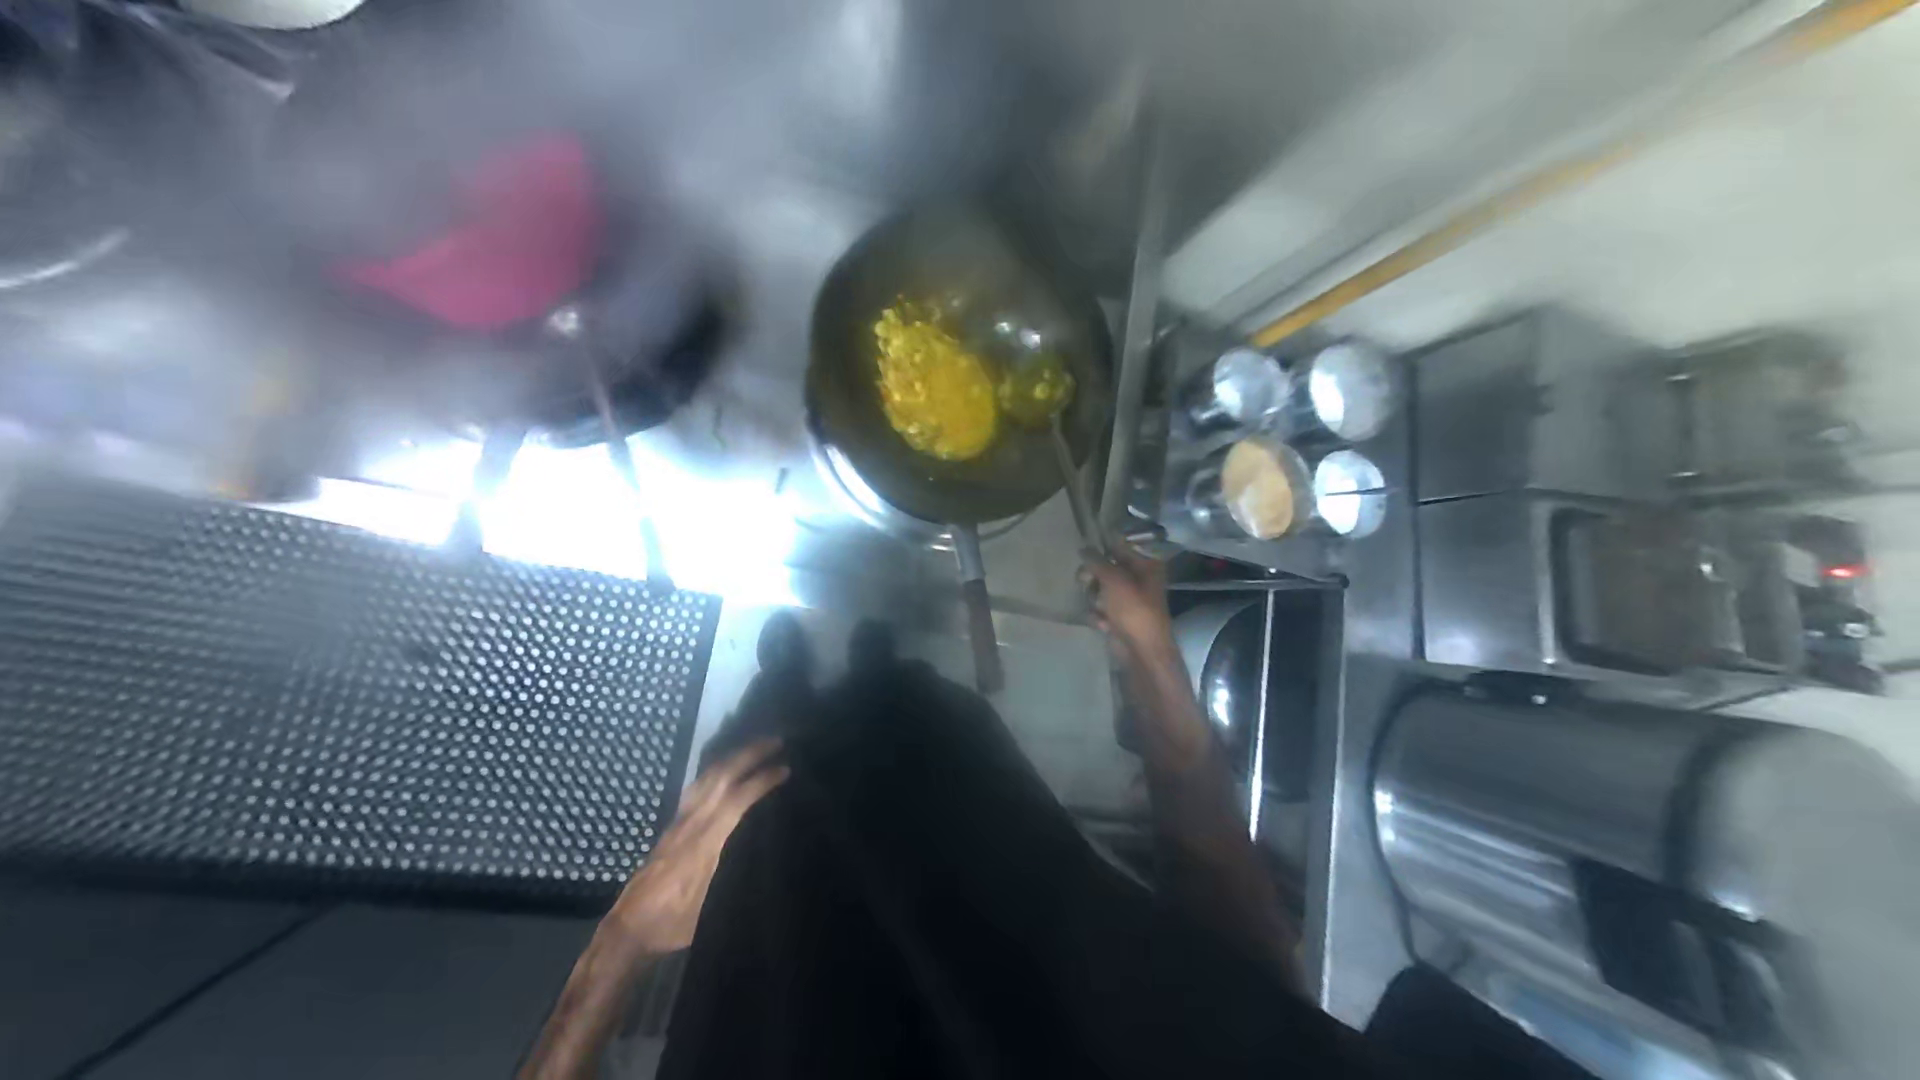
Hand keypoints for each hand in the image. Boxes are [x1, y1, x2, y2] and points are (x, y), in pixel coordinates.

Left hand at [605, 738, 787, 953]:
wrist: (627, 929)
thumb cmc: (674, 922)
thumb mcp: (712, 910)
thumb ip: (738, 883)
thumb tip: (773, 868)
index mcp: (705, 841)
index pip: (737, 798)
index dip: (762, 780)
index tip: (785, 768)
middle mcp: (691, 822)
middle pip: (720, 776)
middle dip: (748, 754)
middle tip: (774, 740)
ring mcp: (678, 821)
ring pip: (705, 777)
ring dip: (731, 757)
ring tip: (753, 747)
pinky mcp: (671, 826)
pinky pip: (697, 786)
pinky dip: (715, 770)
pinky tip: (723, 770)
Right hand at [1080, 542, 1178, 668]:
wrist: (1142, 650)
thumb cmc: (1133, 609)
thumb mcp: (1114, 579)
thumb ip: (1097, 561)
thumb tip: (1083, 549)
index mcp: (1145, 566)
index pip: (1118, 548)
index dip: (1100, 549)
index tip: (1082, 552)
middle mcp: (1138, 580)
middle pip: (1106, 569)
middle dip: (1093, 577)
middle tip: (1084, 581)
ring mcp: (1128, 600)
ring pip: (1099, 590)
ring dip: (1094, 598)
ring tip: (1099, 607)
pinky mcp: (1118, 618)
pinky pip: (1100, 609)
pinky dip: (1098, 616)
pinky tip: (1103, 624)